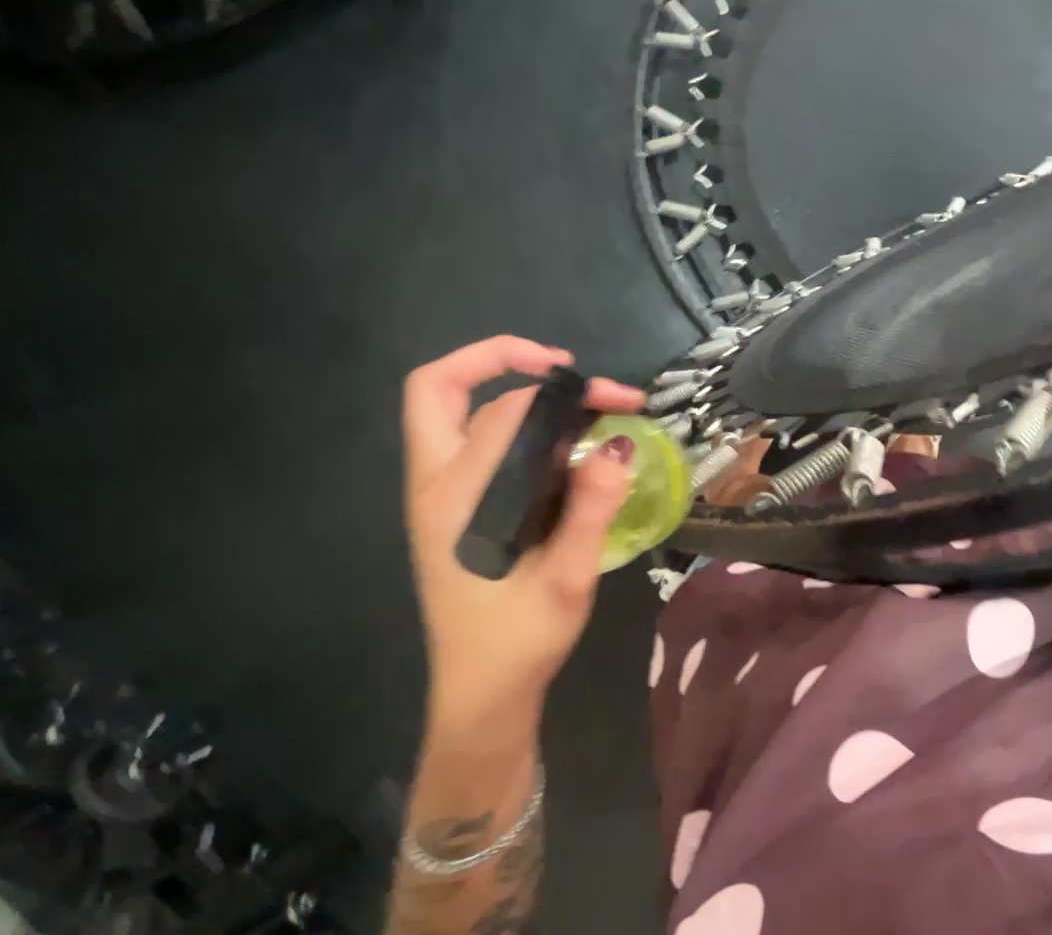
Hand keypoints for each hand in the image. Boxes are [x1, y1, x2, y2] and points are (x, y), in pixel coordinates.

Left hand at [403, 337, 645, 732]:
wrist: (481, 692)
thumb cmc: (520, 640)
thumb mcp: (567, 579)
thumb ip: (590, 508)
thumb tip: (618, 444)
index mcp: (455, 499)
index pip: (503, 413)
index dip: (562, 394)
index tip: (617, 403)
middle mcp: (433, 486)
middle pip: (439, 388)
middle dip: (504, 360)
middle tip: (569, 369)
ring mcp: (435, 496)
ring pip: (457, 413)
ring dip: (514, 394)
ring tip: (579, 405)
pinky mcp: (450, 509)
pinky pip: (471, 443)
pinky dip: (513, 424)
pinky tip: (560, 445)